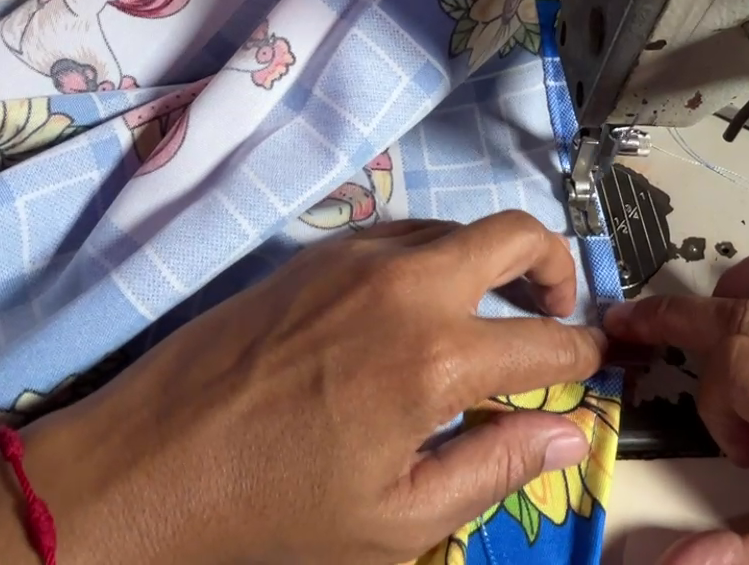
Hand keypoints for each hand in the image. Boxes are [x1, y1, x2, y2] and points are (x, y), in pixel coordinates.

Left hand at [41, 212, 607, 563]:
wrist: (156, 457)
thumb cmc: (276, 506)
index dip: (583, 352)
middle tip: (555, 310)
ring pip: (461, 228)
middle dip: (556, 266)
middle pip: (516, 233)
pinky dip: (438, 258)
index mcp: (434, 358)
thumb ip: (496, 466)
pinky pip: (407, 233)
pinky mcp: (325, 248)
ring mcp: (362, 255)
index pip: (546, 339)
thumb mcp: (398, 520)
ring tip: (489, 314)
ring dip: (493, 261)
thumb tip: (567, 431)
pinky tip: (420, 307)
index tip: (592, 361)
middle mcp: (408, 284)